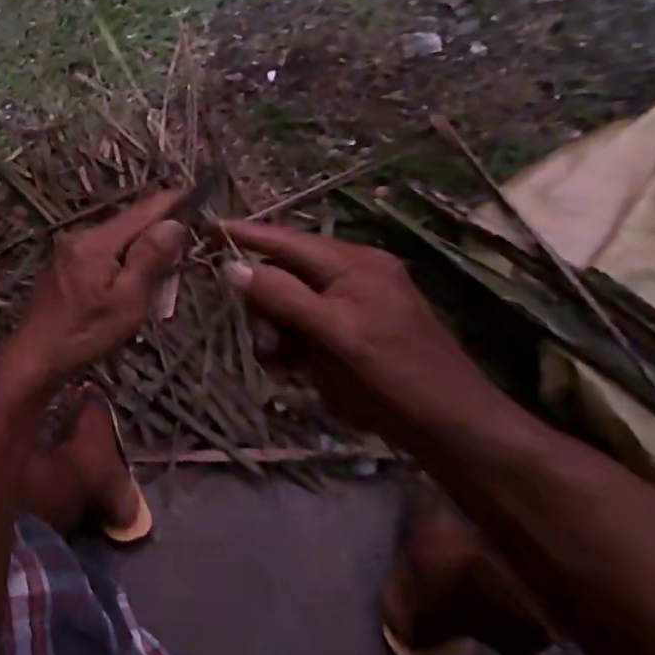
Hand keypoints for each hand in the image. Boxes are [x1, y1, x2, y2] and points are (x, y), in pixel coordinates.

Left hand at [3, 190, 187, 380]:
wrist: (37, 352)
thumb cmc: (85, 331)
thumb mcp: (128, 300)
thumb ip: (150, 259)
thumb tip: (173, 223)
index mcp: (96, 241)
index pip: (142, 210)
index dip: (171, 202)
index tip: (197, 196)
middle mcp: (80, 235)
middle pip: (129, 223)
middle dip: (158, 231)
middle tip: (185, 248)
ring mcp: (69, 248)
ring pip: (117, 238)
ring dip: (141, 248)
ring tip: (163, 270)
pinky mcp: (65, 263)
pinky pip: (103, 251)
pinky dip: (123, 259)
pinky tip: (131, 279)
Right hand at [217, 220, 495, 434]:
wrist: (450, 426)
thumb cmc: (395, 374)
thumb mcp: (335, 333)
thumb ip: (282, 296)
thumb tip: (232, 265)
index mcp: (352, 262)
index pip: (285, 240)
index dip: (244, 234)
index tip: (204, 227)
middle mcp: (350, 274)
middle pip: (282, 275)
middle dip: (264, 308)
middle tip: (268, 346)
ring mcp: (351, 303)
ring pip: (287, 304)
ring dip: (276, 334)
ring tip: (285, 367)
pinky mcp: (349, 330)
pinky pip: (303, 326)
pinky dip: (292, 347)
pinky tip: (297, 371)